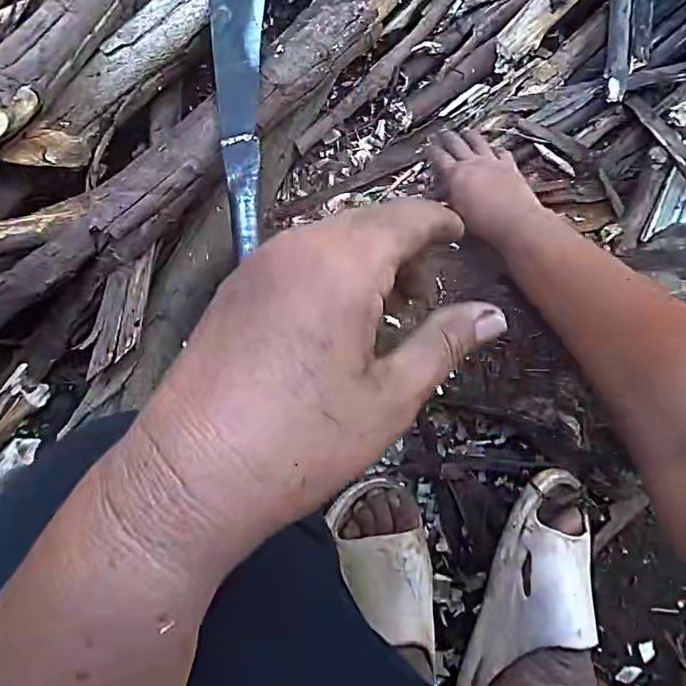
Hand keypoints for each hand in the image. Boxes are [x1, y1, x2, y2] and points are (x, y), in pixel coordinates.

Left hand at [118, 199, 505, 567]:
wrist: (192, 468)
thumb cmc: (302, 439)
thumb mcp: (389, 397)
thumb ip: (443, 343)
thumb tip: (492, 315)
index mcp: (342, 262)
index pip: (404, 217)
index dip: (439, 220)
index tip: (462, 235)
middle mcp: (297, 244)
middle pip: (366, 222)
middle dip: (404, 246)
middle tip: (424, 298)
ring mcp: (260, 261)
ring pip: (329, 237)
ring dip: (365, 259)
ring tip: (383, 314)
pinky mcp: (236, 282)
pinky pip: (297, 255)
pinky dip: (328, 269)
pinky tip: (334, 319)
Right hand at [428, 130, 549, 246]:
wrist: (516, 224)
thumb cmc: (486, 225)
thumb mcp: (456, 215)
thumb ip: (447, 203)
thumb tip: (440, 203)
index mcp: (455, 175)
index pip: (438, 156)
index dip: (432, 150)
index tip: (430, 147)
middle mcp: (472, 164)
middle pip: (456, 143)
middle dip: (448, 137)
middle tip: (443, 134)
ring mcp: (492, 163)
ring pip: (479, 142)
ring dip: (471, 136)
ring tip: (468, 132)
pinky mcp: (510, 167)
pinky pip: (503, 152)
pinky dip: (498, 150)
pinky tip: (498, 149)